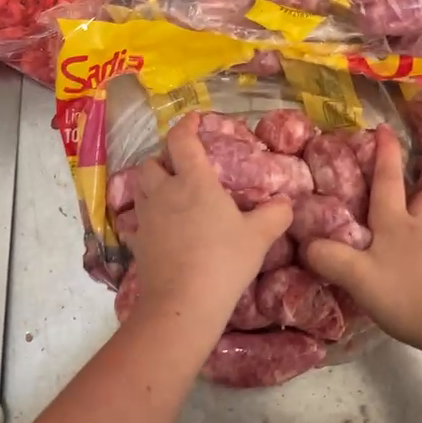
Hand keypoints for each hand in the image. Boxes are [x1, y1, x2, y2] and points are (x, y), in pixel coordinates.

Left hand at [120, 114, 292, 330]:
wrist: (182, 303)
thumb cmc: (224, 261)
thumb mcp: (259, 237)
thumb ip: (274, 215)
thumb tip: (285, 203)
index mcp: (193, 181)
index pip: (183, 140)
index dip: (186, 125)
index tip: (194, 119)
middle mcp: (164, 192)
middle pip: (152, 162)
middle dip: (163, 159)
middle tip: (181, 167)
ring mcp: (146, 217)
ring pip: (140, 189)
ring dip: (152, 185)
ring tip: (169, 194)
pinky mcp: (137, 243)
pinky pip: (136, 222)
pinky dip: (144, 219)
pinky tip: (157, 229)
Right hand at [302, 125, 421, 349]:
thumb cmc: (404, 295)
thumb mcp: (355, 276)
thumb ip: (327, 257)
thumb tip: (306, 244)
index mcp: (395, 222)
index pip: (388, 178)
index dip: (385, 152)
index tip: (383, 128)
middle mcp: (420, 230)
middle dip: (416, 190)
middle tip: (399, 196)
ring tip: (405, 232)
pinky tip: (413, 266)